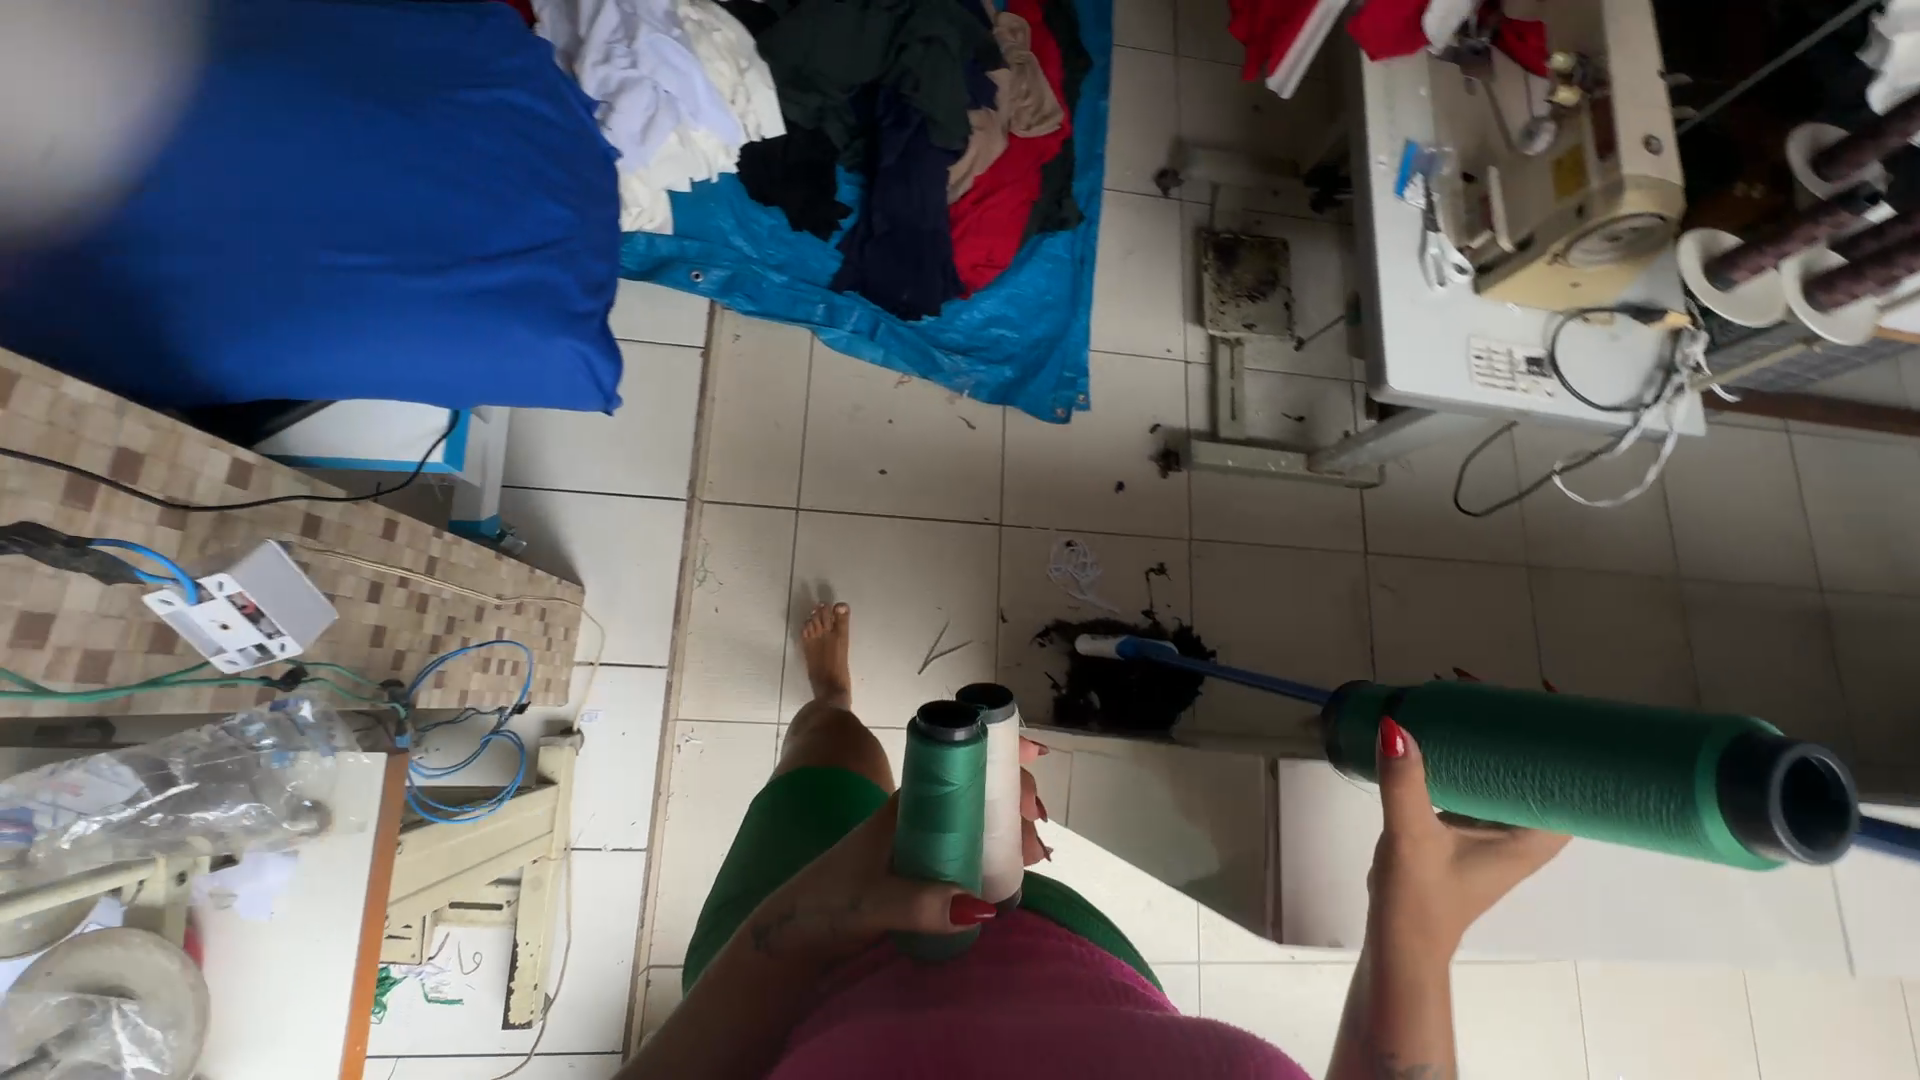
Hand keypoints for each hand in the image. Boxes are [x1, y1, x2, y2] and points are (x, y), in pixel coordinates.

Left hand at [741, 737, 1056, 968]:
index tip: (1032, 755)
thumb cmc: (827, 904)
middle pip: (974, 786)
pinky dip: (994, 847)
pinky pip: (967, 844)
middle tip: (1037, 820)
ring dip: (1007, 822)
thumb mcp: (876, 902)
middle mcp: (916, 814)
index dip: (996, 752)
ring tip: (1032, 849)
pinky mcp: (920, 868)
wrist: (794, 936)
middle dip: (1012, 791)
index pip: (958, 761)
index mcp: (905, 804)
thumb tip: (983, 905)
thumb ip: (922, 906)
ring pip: (974, 815)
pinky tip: (1012, 867)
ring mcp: (919, 840)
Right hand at [1367, 717, 1568, 957]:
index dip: (1567, 736)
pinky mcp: (1469, 830)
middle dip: (1518, 725)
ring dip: (1490, 737)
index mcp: (1535, 836)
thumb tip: (1396, 725)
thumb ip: (1405, 782)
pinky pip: (1481, 780)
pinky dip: (1468, 754)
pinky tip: (1442, 734)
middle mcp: (1525, 831)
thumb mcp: (1412, 835)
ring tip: (1460, 700)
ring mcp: (1496, 831)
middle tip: (1482, 688)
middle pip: (1540, 769)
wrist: (1401, 938)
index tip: (1542, 695)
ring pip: (1507, 773)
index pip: (1573, 779)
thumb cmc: (1421, 896)